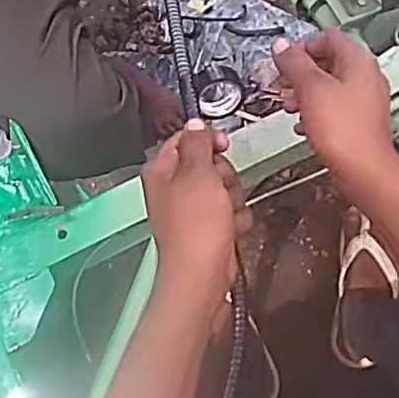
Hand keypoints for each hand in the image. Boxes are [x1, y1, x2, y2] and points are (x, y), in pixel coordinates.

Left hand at [143, 120, 247, 301]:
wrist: (202, 274)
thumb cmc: (196, 224)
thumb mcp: (197, 173)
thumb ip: (198, 143)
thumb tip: (195, 122)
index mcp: (162, 170)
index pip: (186, 139)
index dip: (207, 140)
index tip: (223, 145)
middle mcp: (174, 188)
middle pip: (210, 164)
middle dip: (224, 175)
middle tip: (221, 189)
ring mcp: (193, 210)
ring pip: (226, 188)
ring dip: (234, 199)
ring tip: (226, 214)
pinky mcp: (210, 228)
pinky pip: (232, 212)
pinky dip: (236, 220)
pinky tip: (231, 229)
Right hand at [272, 32, 398, 185]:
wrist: (364, 170)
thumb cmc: (345, 132)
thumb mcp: (310, 89)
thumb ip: (294, 64)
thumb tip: (281, 46)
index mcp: (358, 61)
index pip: (328, 37)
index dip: (302, 46)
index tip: (284, 59)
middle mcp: (366, 77)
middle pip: (328, 62)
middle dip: (301, 72)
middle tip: (284, 82)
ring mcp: (365, 101)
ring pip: (329, 87)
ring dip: (305, 93)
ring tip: (290, 105)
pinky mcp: (359, 122)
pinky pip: (334, 109)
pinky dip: (316, 112)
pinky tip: (303, 124)